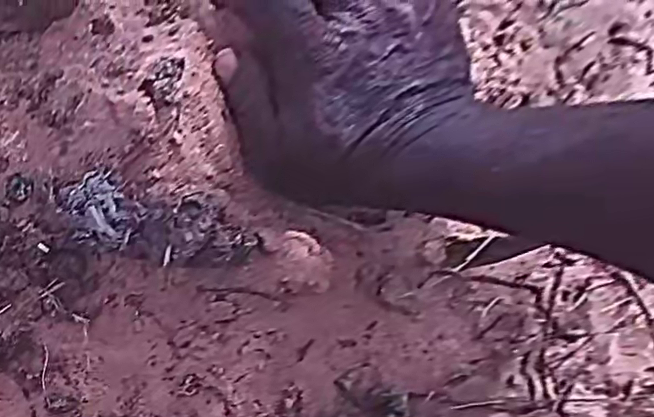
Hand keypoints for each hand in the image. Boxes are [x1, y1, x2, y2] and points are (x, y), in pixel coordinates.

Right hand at [211, 0, 480, 206]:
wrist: (421, 155)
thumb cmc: (337, 163)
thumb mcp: (270, 152)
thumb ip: (247, 99)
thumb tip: (226, 56)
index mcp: (307, 52)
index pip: (266, 2)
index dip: (241, 0)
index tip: (224, 6)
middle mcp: (353, 15)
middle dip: (285, 0)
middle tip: (269, 14)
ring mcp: (394, 4)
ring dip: (320, 4)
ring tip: (308, 18)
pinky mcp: (429, 4)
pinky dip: (367, 7)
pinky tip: (356, 20)